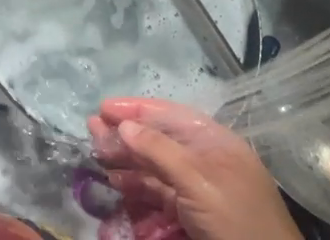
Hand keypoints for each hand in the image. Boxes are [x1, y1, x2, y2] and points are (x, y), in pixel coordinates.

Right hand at [89, 98, 302, 239]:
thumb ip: (159, 150)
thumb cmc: (238, 221)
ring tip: (97, 153)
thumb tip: (123, 125)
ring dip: (125, 158)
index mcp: (215, 142)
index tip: (103, 108)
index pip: (170, 114)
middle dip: (125, 133)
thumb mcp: (198, 181)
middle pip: (158, 137)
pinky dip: (136, 183)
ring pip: (155, 164)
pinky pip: (159, 189)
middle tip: (91, 130)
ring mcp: (198, 186)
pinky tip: (115, 180)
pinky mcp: (192, 211)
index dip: (135, 108)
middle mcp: (205, 158)